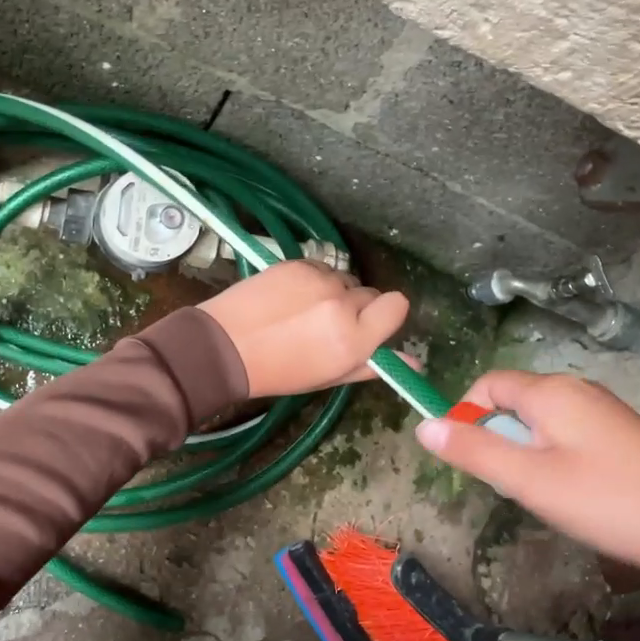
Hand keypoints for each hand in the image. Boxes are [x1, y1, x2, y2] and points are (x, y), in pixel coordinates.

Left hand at [197, 261, 408, 398]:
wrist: (225, 346)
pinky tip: (290, 298)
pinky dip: (312, 280)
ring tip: (304, 312)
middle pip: (370, 294)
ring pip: (343, 279)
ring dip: (334, 292)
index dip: (386, 314)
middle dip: (357, 307)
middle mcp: (342, 305)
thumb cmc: (279, 372)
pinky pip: (320, 268)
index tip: (370, 324)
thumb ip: (371, 366)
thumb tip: (414, 364)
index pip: (397, 305)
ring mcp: (318, 280)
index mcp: (354, 339)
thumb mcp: (328, 377)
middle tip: (328, 326)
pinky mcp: (296, 263)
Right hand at [414, 372, 639, 591]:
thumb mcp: (530, 481)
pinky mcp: (624, 433)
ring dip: (527, 452)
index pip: (487, 384)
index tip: (469, 460)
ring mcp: (605, 409)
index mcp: (551, 391)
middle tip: (511, 485)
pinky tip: (576, 494)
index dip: (466, 415)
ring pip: (542, 421)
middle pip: (514, 402)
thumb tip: (423, 425)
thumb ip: (474, 452)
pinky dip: (556, 457)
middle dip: (498, 439)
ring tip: (545, 494)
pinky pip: (569, 433)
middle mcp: (577, 388)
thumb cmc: (609, 502)